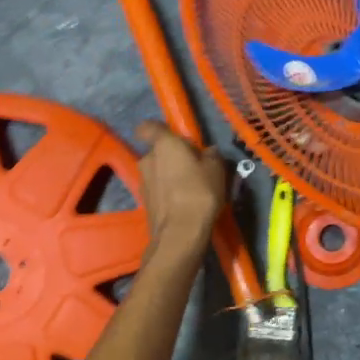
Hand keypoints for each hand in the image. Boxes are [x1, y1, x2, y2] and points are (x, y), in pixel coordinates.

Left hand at [133, 120, 224, 251]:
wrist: (180, 232)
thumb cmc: (199, 193)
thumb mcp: (217, 170)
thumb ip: (212, 156)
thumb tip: (209, 152)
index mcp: (164, 145)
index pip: (148, 127)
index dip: (157, 130)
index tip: (172, 137)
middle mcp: (148, 159)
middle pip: (157, 152)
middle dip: (171, 158)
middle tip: (192, 168)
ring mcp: (143, 182)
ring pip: (156, 172)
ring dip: (169, 177)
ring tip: (189, 190)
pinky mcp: (145, 202)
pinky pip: (157, 190)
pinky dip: (167, 193)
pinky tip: (183, 204)